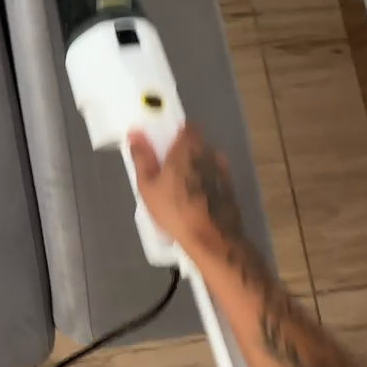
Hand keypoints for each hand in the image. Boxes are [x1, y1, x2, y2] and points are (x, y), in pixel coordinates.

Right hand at [128, 124, 242, 265]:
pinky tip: (194, 202)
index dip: (174, 133)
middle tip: (165, 170)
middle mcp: (210, 154)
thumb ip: (142, 157)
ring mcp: (223, 172)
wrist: (213, 240)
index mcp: (188, 148)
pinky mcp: (230, 190)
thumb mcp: (148, 185)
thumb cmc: (175, 209)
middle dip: (182, 152)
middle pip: (196, 145)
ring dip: (195, 169)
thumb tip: (135, 133)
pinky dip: (205, 185)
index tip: (162, 144)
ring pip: (206, 162)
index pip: (186, 127)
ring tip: (179, 189)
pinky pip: (214, 179)